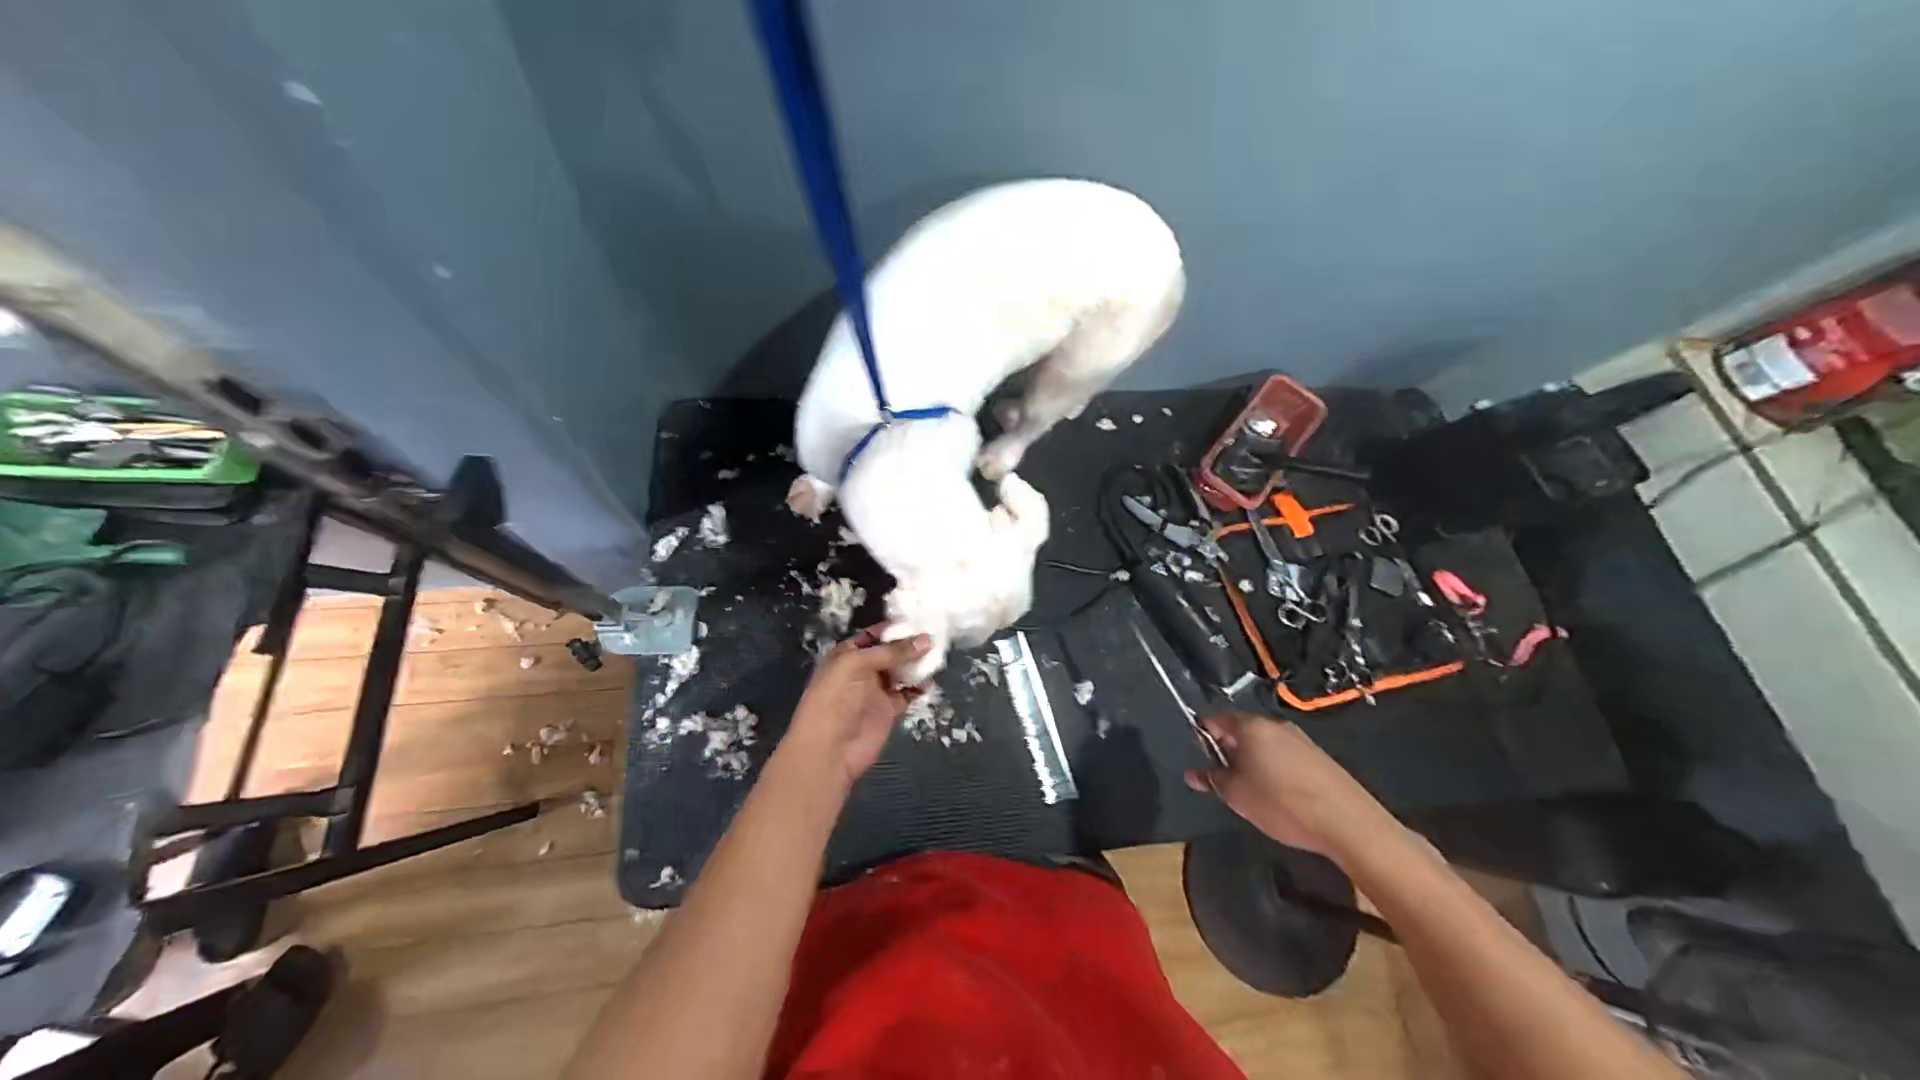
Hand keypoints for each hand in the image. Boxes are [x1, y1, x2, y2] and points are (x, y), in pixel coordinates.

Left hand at [782, 625, 932, 788]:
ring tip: (939, 654)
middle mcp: (862, 669)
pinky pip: (907, 693)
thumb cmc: (835, 700)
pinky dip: (919, 686)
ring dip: (917, 663)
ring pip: (901, 671)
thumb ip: (891, 651)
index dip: (895, 627)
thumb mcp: (856, 665)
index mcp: (847, 654)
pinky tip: (931, 679)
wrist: (829, 750)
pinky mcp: (888, 710)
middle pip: (890, 652)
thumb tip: (926, 639)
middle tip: (937, 633)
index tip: (921, 618)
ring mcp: (876, 690)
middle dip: (910, 644)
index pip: (874, 634)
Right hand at [1184, 711, 1402, 862]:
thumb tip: (1193, 773)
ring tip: (1250, 789)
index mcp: (1250, 727)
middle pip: (1241, 729)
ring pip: (1265, 743)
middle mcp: (1275, 725)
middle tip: (1222, 776)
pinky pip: (1285, 754)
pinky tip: (1278, 794)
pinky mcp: (1319, 757)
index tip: (1199, 756)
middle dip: (1228, 749)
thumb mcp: (1236, 795)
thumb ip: (1212, 780)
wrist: (1348, 823)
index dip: (1202, 735)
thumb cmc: (1281, 804)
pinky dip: (1274, 767)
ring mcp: (1301, 739)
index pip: (1216, 719)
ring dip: (1252, 759)